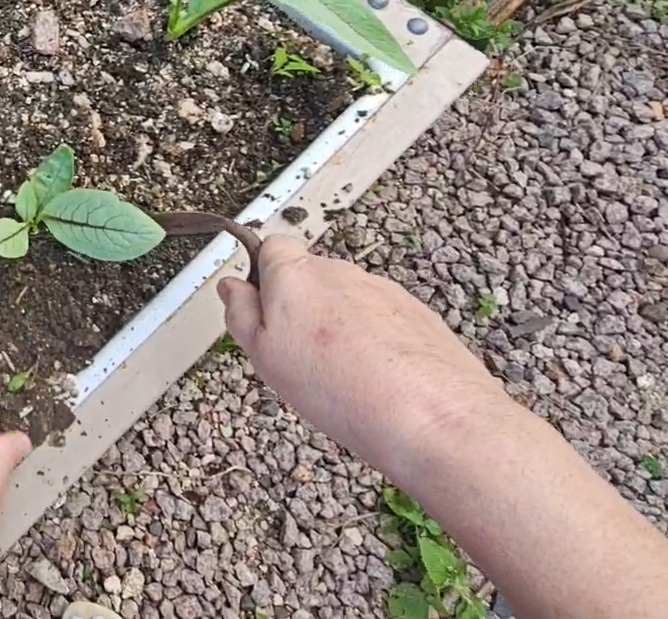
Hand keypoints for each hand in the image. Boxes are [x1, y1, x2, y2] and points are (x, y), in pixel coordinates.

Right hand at [217, 235, 508, 476]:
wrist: (436, 420)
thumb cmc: (340, 388)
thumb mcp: (263, 355)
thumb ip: (240, 313)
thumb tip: (231, 286)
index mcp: (294, 272)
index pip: (271, 246)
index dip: (264, 275)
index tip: (264, 311)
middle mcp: (339, 271)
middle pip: (310, 277)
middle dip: (302, 308)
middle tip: (299, 356)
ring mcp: (384, 291)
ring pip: (347, 302)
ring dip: (340, 328)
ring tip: (344, 378)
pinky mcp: (421, 316)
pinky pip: (383, 322)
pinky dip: (376, 344)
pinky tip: (379, 382)